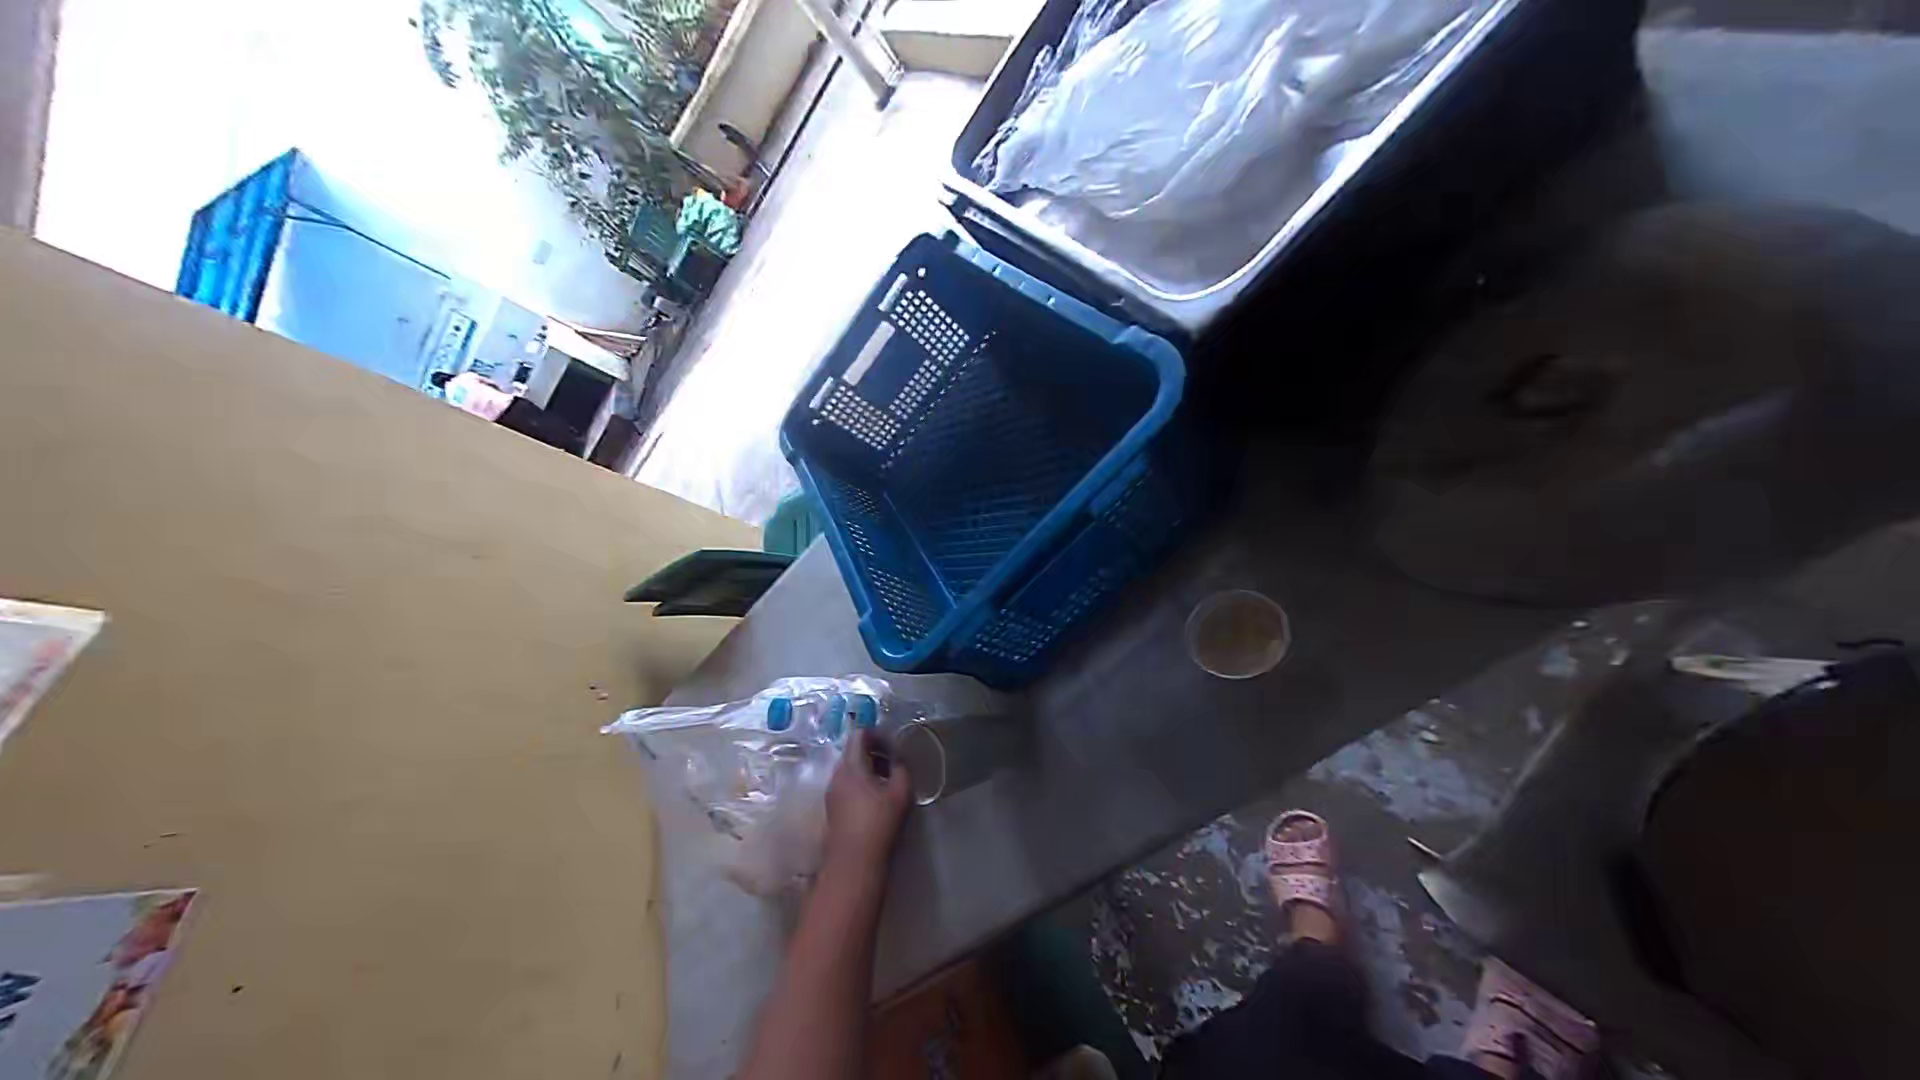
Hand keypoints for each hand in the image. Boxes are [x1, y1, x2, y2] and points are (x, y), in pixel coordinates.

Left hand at [824, 729, 910, 872]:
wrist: (854, 863)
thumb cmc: (879, 823)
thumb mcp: (901, 792)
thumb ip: (901, 769)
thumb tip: (898, 762)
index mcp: (851, 766)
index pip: (860, 735)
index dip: (878, 734)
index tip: (894, 745)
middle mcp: (836, 775)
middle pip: (854, 751)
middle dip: (875, 752)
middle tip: (895, 763)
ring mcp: (832, 792)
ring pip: (850, 769)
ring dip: (869, 768)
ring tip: (889, 781)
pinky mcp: (832, 808)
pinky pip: (847, 784)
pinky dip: (862, 783)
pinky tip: (877, 799)